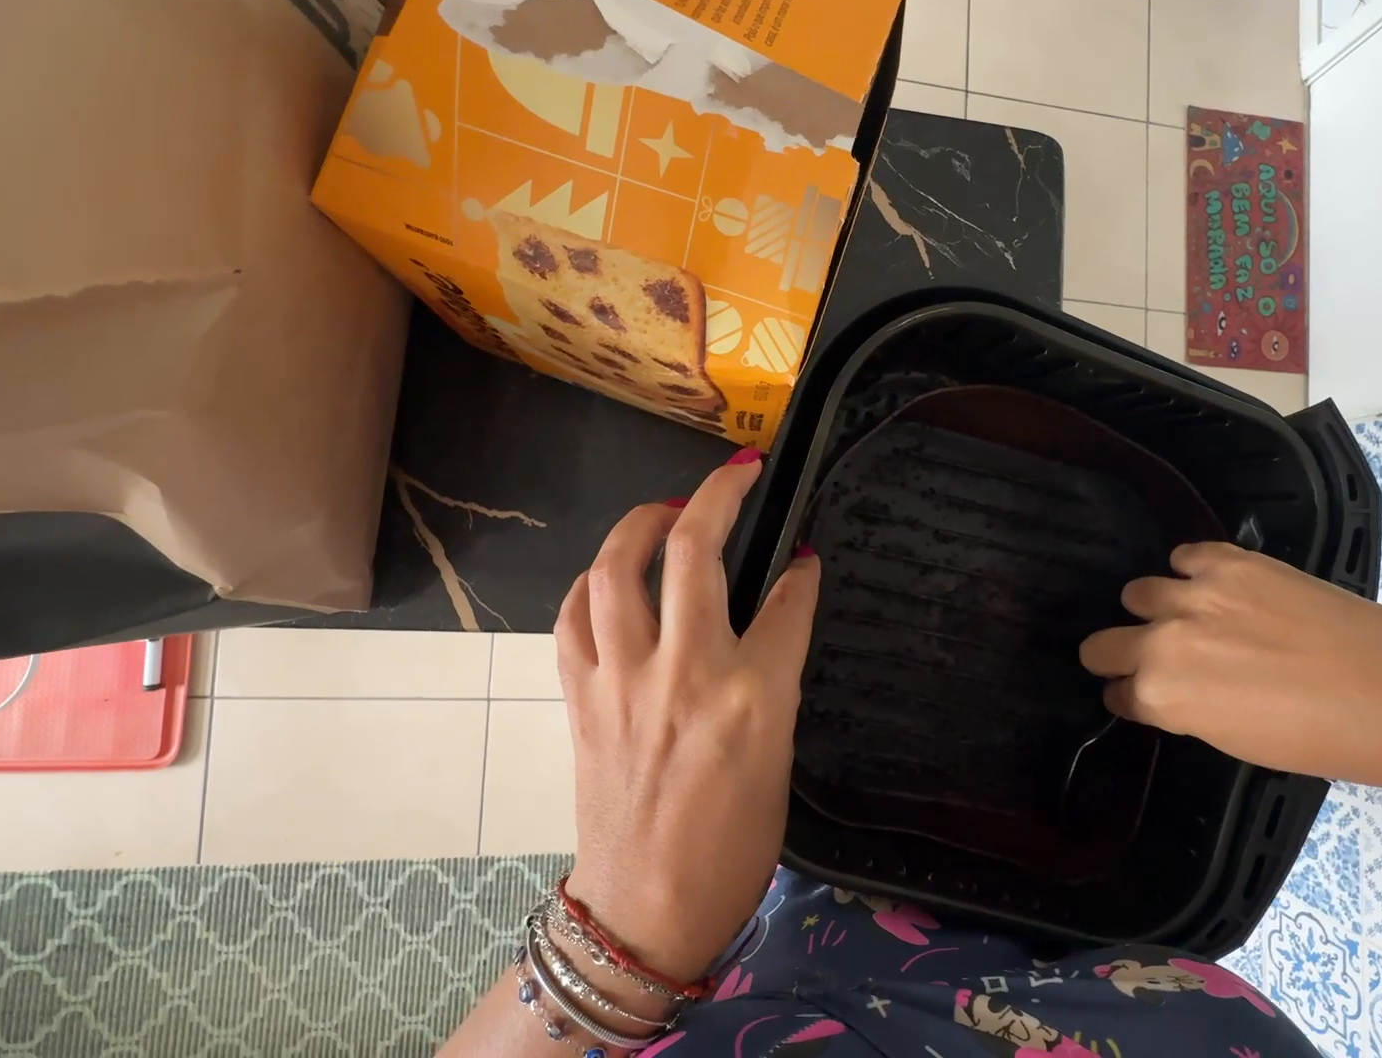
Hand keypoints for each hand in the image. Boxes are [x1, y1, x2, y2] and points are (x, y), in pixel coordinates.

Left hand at [556, 450, 819, 983]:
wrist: (645, 907)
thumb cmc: (734, 845)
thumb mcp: (779, 756)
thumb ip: (777, 676)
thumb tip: (779, 615)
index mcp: (752, 696)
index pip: (787, 602)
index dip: (803, 572)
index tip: (806, 557)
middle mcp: (685, 672)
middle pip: (693, 551)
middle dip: (720, 495)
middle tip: (737, 475)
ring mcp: (623, 680)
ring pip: (616, 568)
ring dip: (640, 522)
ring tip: (664, 513)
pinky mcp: (581, 696)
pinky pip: (574, 617)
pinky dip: (593, 584)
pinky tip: (612, 579)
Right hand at [1079, 541, 1381, 798]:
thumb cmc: (1323, 741)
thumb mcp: (1235, 742)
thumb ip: (1184, 710)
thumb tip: (1166, 691)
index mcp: (1161, 694)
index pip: (1117, 692)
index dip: (1130, 697)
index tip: (1144, 697)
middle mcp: (1162, 639)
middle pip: (1103, 643)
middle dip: (1120, 656)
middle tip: (1158, 662)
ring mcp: (1196, 593)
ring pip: (1138, 593)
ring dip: (1155, 611)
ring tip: (1191, 620)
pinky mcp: (1232, 561)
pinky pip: (1184, 556)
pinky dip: (1191, 572)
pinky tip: (1216, 590)